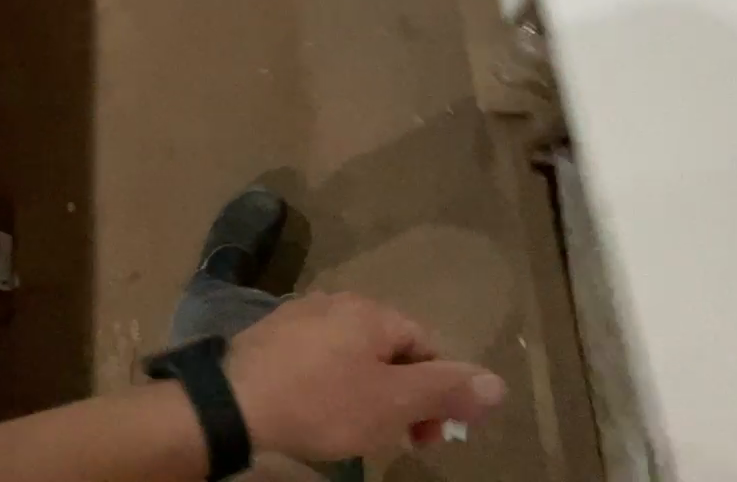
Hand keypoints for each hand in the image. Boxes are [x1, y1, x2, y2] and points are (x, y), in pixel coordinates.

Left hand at [223, 291, 506, 461]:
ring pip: (354, 352)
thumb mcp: (393, 402)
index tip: (430, 435)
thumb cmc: (323, 400)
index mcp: (369, 311)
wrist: (239, 399)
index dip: (438, 391)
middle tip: (398, 436)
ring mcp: (301, 313)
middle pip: (390, 347)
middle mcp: (335, 301)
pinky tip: (322, 408)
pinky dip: (334, 381)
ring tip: (359, 427)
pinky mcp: (275, 333)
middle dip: (403, 393)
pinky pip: (321, 354)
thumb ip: (444, 390)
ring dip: (369, 389)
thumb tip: (497, 382)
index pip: (425, 343)